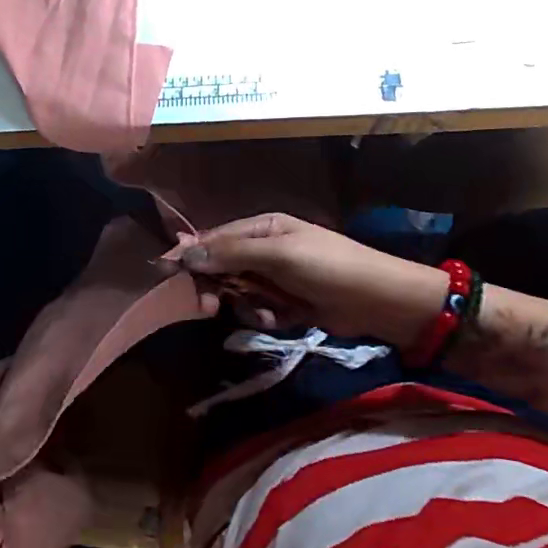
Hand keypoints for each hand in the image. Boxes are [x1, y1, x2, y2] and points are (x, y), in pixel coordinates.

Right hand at [168, 213, 447, 344]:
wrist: (376, 299)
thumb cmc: (327, 266)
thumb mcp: (278, 254)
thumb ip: (232, 253)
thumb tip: (184, 252)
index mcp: (263, 227)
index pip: (214, 239)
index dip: (193, 257)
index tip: (170, 276)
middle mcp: (266, 250)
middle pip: (222, 269)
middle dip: (219, 289)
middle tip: (211, 309)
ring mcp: (277, 278)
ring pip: (240, 294)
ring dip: (249, 307)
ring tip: (269, 313)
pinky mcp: (288, 304)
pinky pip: (261, 311)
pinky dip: (269, 317)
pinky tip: (286, 319)